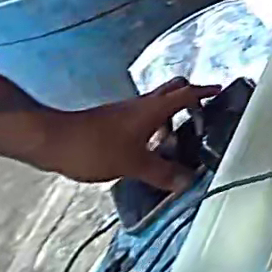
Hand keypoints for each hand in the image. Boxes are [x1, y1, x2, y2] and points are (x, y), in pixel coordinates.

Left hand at [35, 77, 219, 189]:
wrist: (50, 141)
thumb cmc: (97, 147)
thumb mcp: (132, 164)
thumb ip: (161, 173)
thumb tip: (188, 182)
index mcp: (156, 108)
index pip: (189, 93)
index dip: (206, 91)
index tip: (220, 90)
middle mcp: (145, 104)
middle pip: (174, 89)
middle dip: (189, 96)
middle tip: (197, 112)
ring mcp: (127, 110)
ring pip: (157, 103)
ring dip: (168, 114)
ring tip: (172, 138)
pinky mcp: (112, 119)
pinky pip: (142, 115)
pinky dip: (151, 124)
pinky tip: (145, 146)